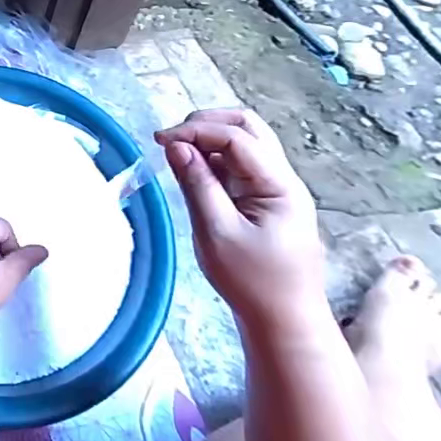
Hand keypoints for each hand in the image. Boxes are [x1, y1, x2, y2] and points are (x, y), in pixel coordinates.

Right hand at [156, 109, 324, 330]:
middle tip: (169, 139)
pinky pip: (235, 162)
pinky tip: (189, 169)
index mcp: (280, 186)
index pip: (237, 138)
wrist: (283, 318)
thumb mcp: (216, 232)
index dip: (195, 130)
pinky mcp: (261, 197)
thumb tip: (175, 145)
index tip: (157, 141)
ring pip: (243, 141)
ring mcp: (273, 187)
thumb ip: (196, 184)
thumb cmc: (251, 280)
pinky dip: (210, 156)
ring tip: (175, 153)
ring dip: (207, 138)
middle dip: (205, 123)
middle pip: (248, 127)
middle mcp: (282, 180)